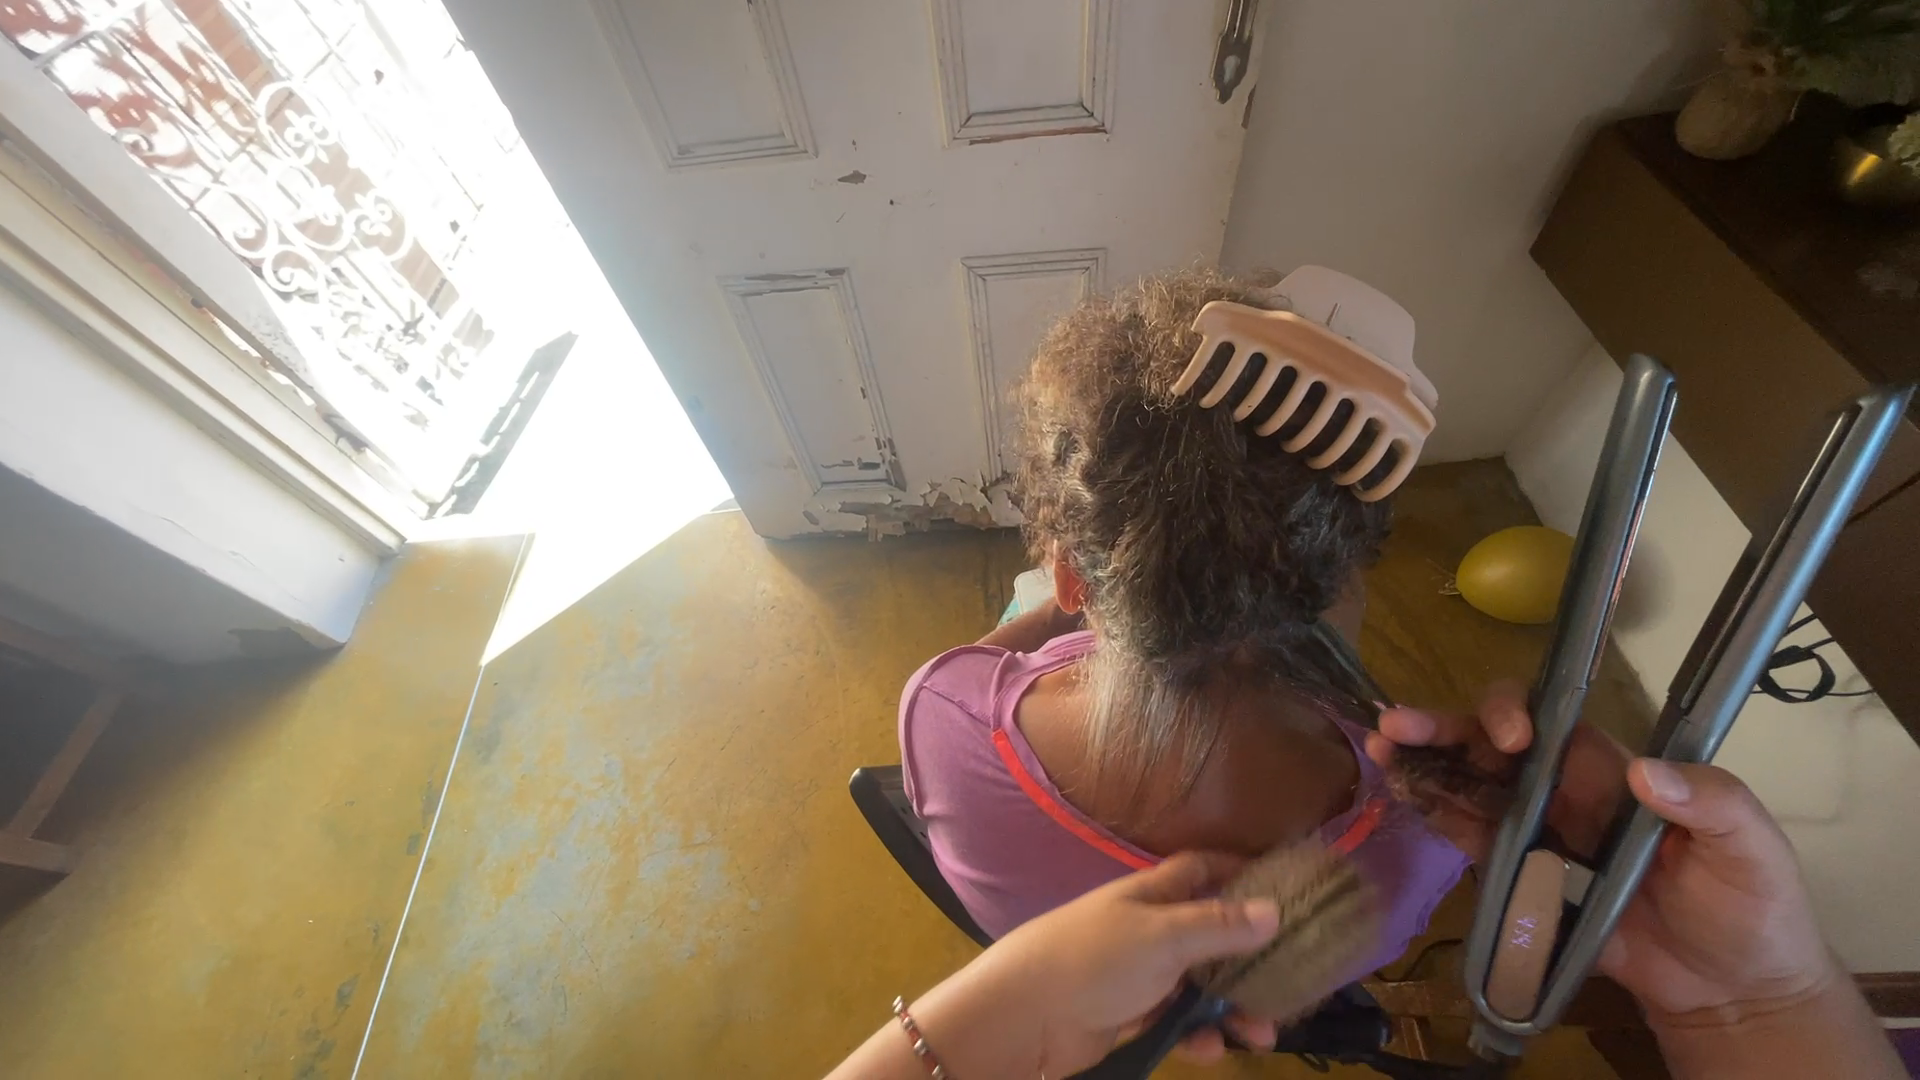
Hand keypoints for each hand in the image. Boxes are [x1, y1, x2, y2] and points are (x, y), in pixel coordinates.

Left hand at [927, 852, 1283, 1074]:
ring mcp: (1140, 973)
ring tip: (1263, 1034)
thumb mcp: (1162, 935)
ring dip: (1232, 1006)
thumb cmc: (1097, 956)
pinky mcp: (1132, 1014)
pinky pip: (1177, 1022)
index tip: (1283, 885)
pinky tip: (1213, 1049)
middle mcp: (1149, 928)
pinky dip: (1198, 1034)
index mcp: (1152, 894)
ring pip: (1199, 984)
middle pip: (1209, 934)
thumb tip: (1275, 908)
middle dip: (1248, 957)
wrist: (1030, 1010)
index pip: (1199, 870)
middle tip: (1290, 982)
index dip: (1236, 871)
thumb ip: (1217, 925)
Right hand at [1366, 684, 1836, 1021]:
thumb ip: (1713, 804)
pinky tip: (1397, 792)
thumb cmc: (1746, 907)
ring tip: (1377, 752)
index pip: (1543, 717)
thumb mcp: (1750, 851)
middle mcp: (1550, 784)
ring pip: (1458, 778)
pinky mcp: (1506, 865)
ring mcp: (1523, 824)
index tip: (1507, 740)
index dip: (1511, 713)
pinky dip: (1425, 807)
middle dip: (1436, 727)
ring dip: (1415, 760)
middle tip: (1393, 725)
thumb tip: (1648, 773)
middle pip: (1481, 741)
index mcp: (1599, 767)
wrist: (1722, 988)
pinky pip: (1458, 829)